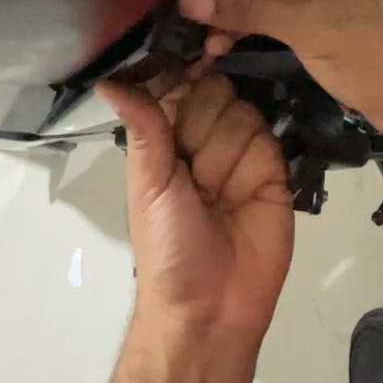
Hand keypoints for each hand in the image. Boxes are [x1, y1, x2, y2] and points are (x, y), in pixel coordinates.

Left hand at [98, 75, 293, 343]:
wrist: (211, 307)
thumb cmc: (167, 245)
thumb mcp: (148, 183)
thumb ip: (144, 125)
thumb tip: (108, 82)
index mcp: (168, 136)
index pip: (178, 83)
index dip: (181, 77)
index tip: (181, 76)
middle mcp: (206, 137)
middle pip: (214, 89)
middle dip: (202, 123)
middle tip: (191, 170)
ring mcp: (242, 152)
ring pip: (242, 110)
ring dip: (224, 152)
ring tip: (216, 194)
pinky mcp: (275, 169)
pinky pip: (269, 138)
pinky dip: (253, 160)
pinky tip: (244, 190)